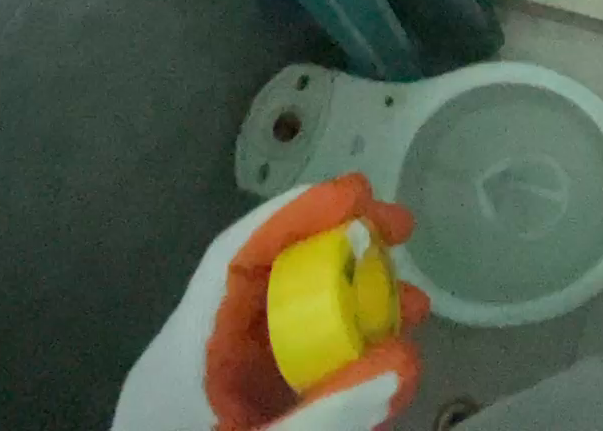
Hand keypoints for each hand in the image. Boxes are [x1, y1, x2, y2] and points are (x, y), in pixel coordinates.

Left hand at [113, 175, 430, 429]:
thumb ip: (324, 419)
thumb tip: (407, 357)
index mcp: (184, 359)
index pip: (235, 259)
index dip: (295, 214)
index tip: (359, 194)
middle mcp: (209, 356)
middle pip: (273, 273)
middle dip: (341, 241)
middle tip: (402, 227)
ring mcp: (234, 384)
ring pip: (298, 313)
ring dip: (360, 296)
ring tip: (418, 302)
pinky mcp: (261, 408)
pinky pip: (311, 357)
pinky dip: (356, 346)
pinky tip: (395, 355)